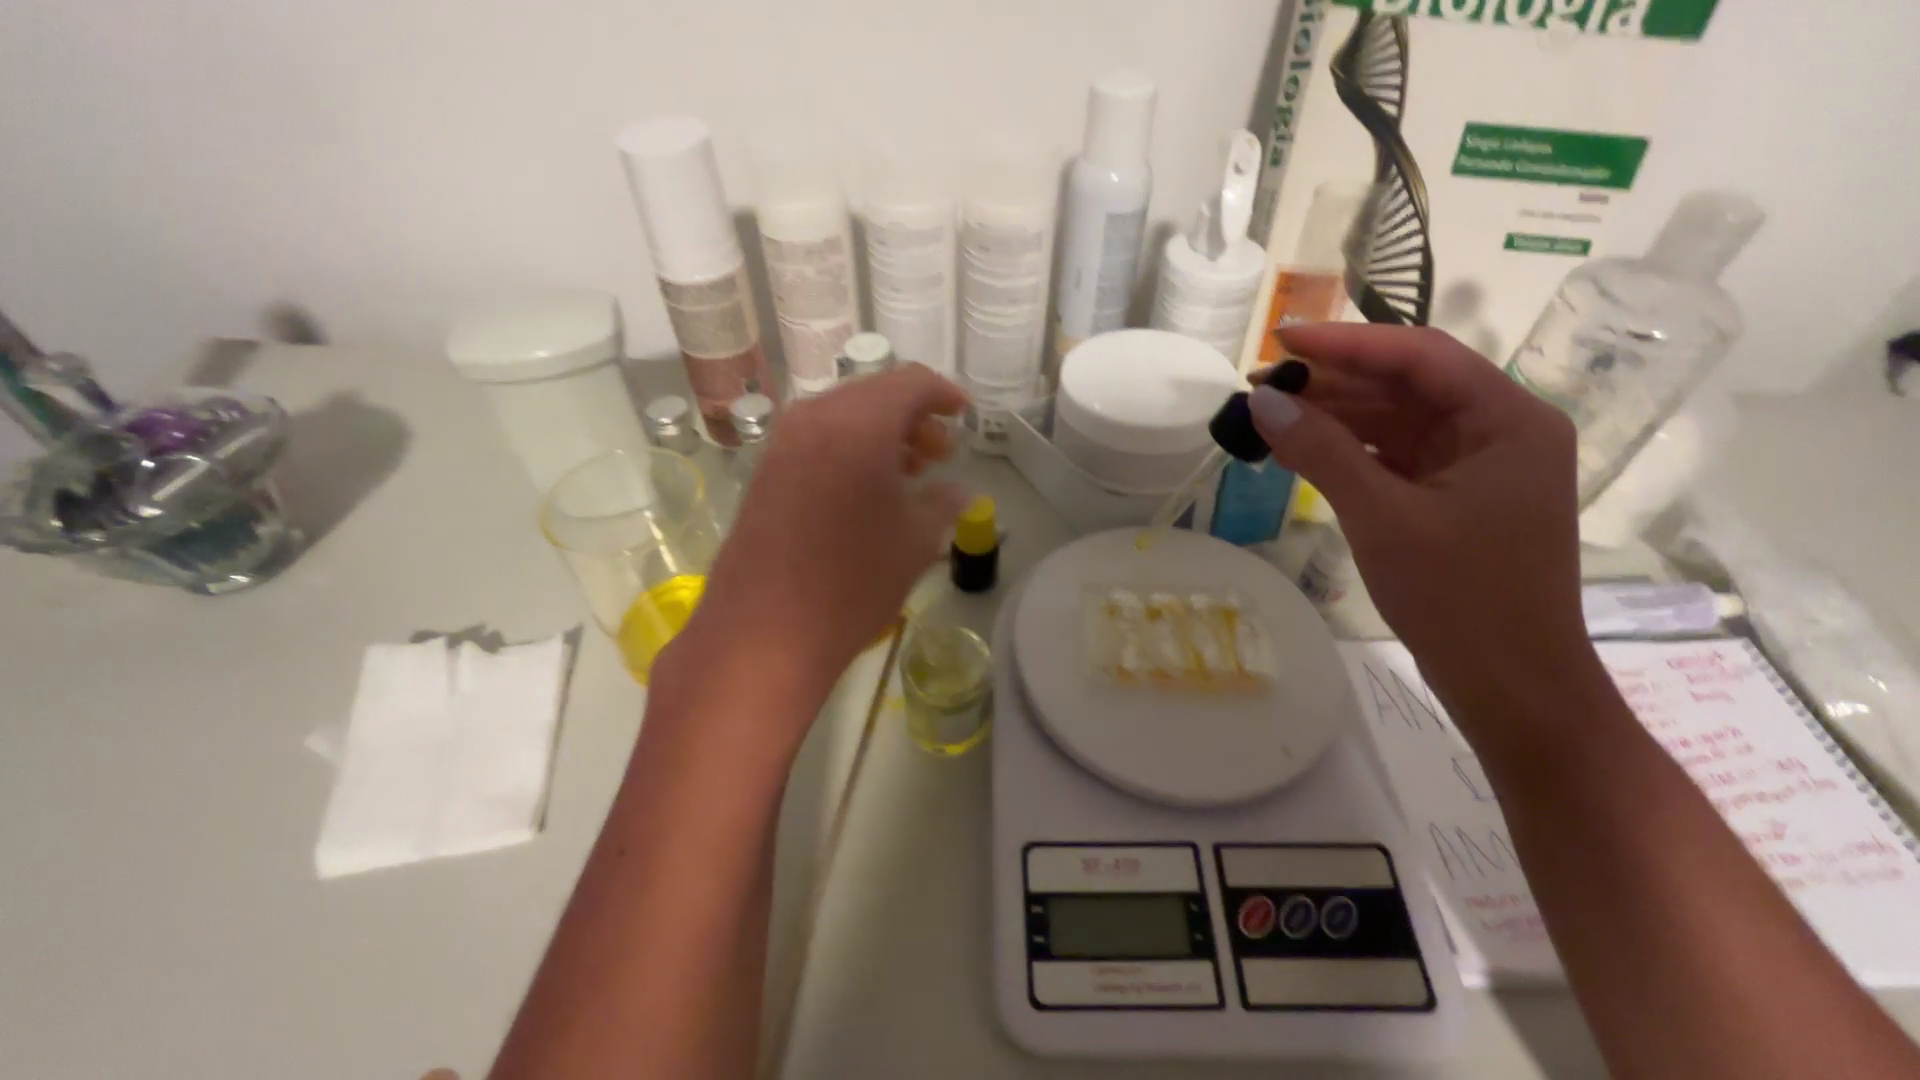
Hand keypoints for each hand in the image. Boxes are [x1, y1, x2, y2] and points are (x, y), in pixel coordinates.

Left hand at [662, 367, 968, 705]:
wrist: (764, 630)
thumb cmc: (853, 582)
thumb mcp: (915, 541)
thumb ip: (944, 503)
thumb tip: (960, 490)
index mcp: (860, 423)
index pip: (910, 383)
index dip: (943, 394)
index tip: (965, 416)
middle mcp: (816, 418)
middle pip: (874, 394)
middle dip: (913, 417)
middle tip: (941, 454)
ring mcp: (784, 443)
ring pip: (844, 416)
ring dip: (882, 434)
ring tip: (911, 474)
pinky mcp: (766, 471)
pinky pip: (819, 440)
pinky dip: (851, 449)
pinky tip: (868, 490)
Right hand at [1252, 325, 1595, 730]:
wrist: (1513, 687)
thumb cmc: (1461, 599)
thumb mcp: (1384, 518)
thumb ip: (1322, 452)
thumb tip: (1262, 401)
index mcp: (1509, 420)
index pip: (1421, 355)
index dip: (1347, 343)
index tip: (1281, 340)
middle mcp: (1500, 431)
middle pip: (1408, 385)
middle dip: (1335, 383)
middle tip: (1262, 385)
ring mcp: (1479, 467)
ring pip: (1399, 421)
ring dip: (1338, 417)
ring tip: (1271, 415)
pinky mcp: (1457, 499)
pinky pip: (1397, 458)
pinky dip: (1351, 452)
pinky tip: (1303, 450)